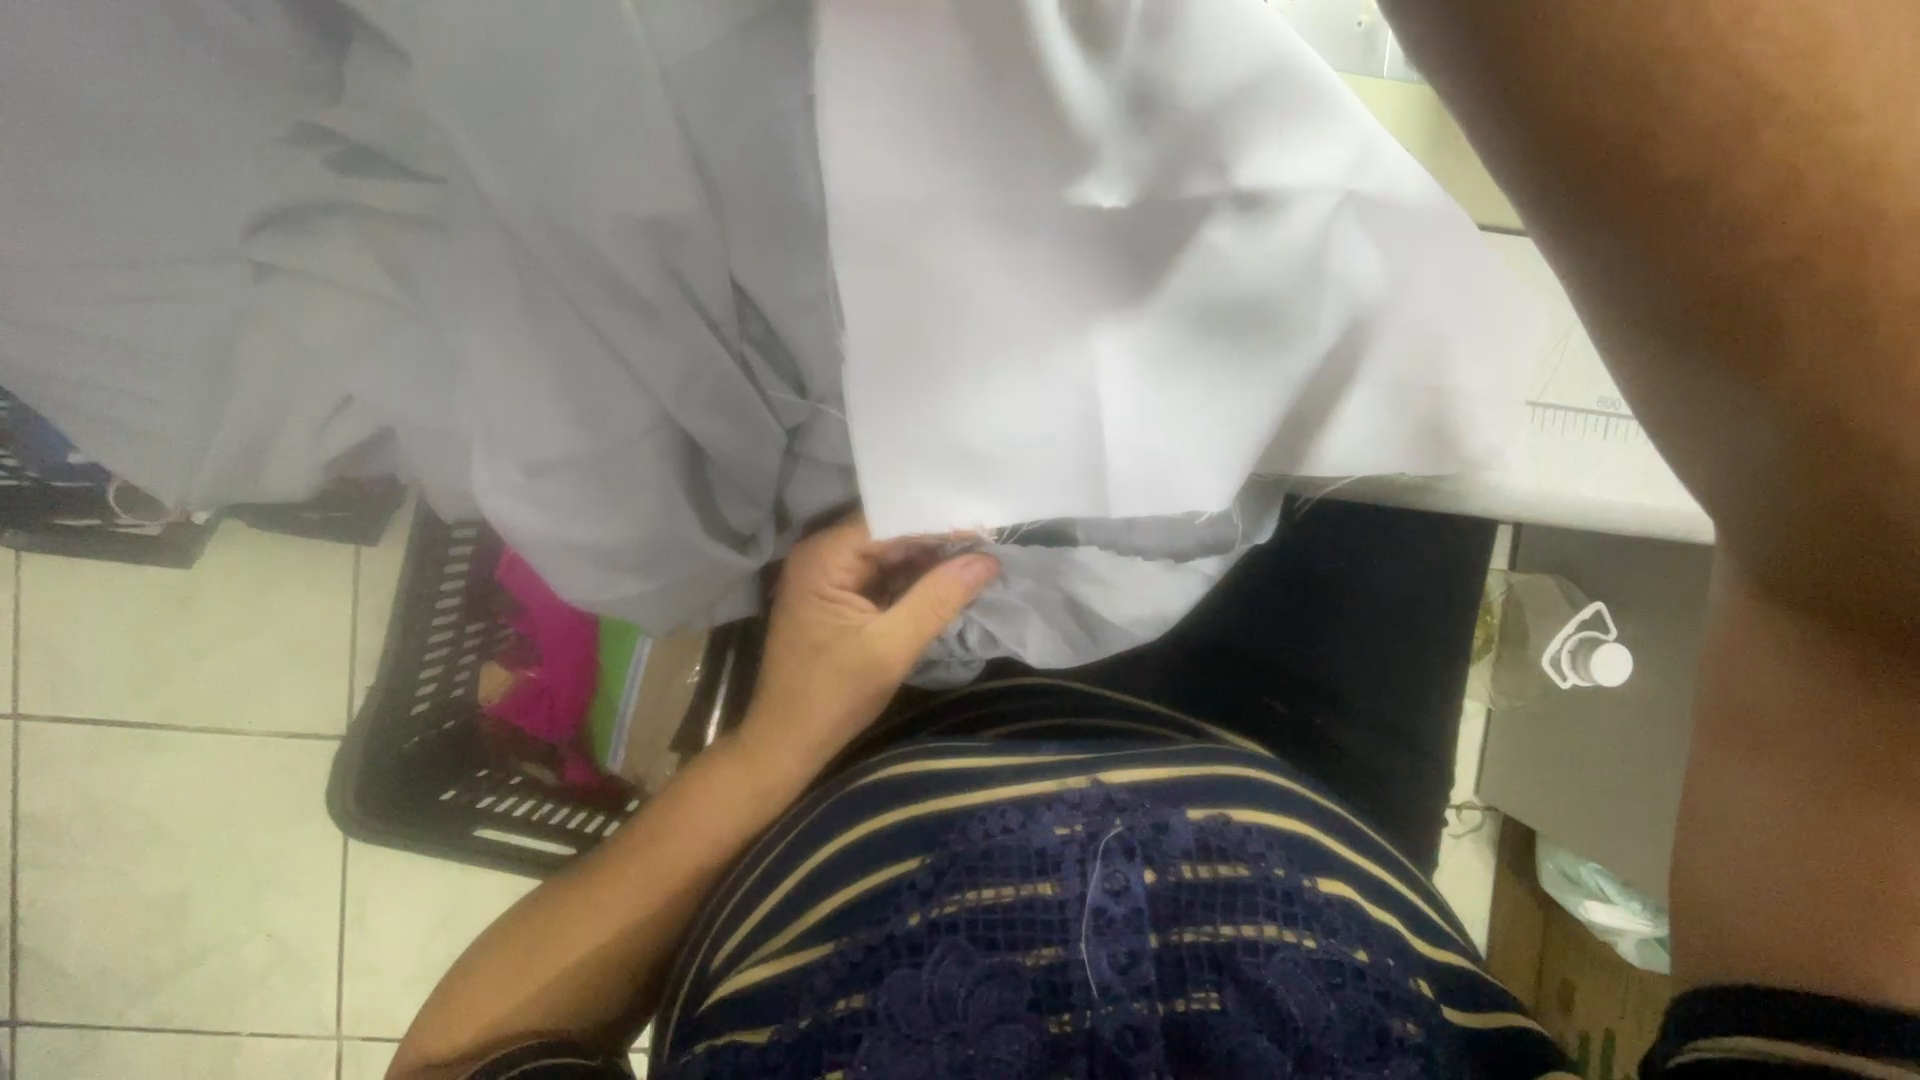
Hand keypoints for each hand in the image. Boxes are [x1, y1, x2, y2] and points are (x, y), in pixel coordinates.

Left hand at [732, 514, 998, 789]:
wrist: (786, 745)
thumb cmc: (831, 697)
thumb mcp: (891, 648)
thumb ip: (938, 599)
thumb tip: (988, 560)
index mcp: (823, 557)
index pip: (888, 520)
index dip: (937, 521)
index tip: (986, 528)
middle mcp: (822, 556)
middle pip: (889, 534)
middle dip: (938, 540)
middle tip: (991, 541)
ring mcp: (829, 578)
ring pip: (890, 556)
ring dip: (930, 561)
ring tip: (982, 557)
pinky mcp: (839, 600)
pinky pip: (883, 578)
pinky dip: (915, 581)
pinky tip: (952, 581)